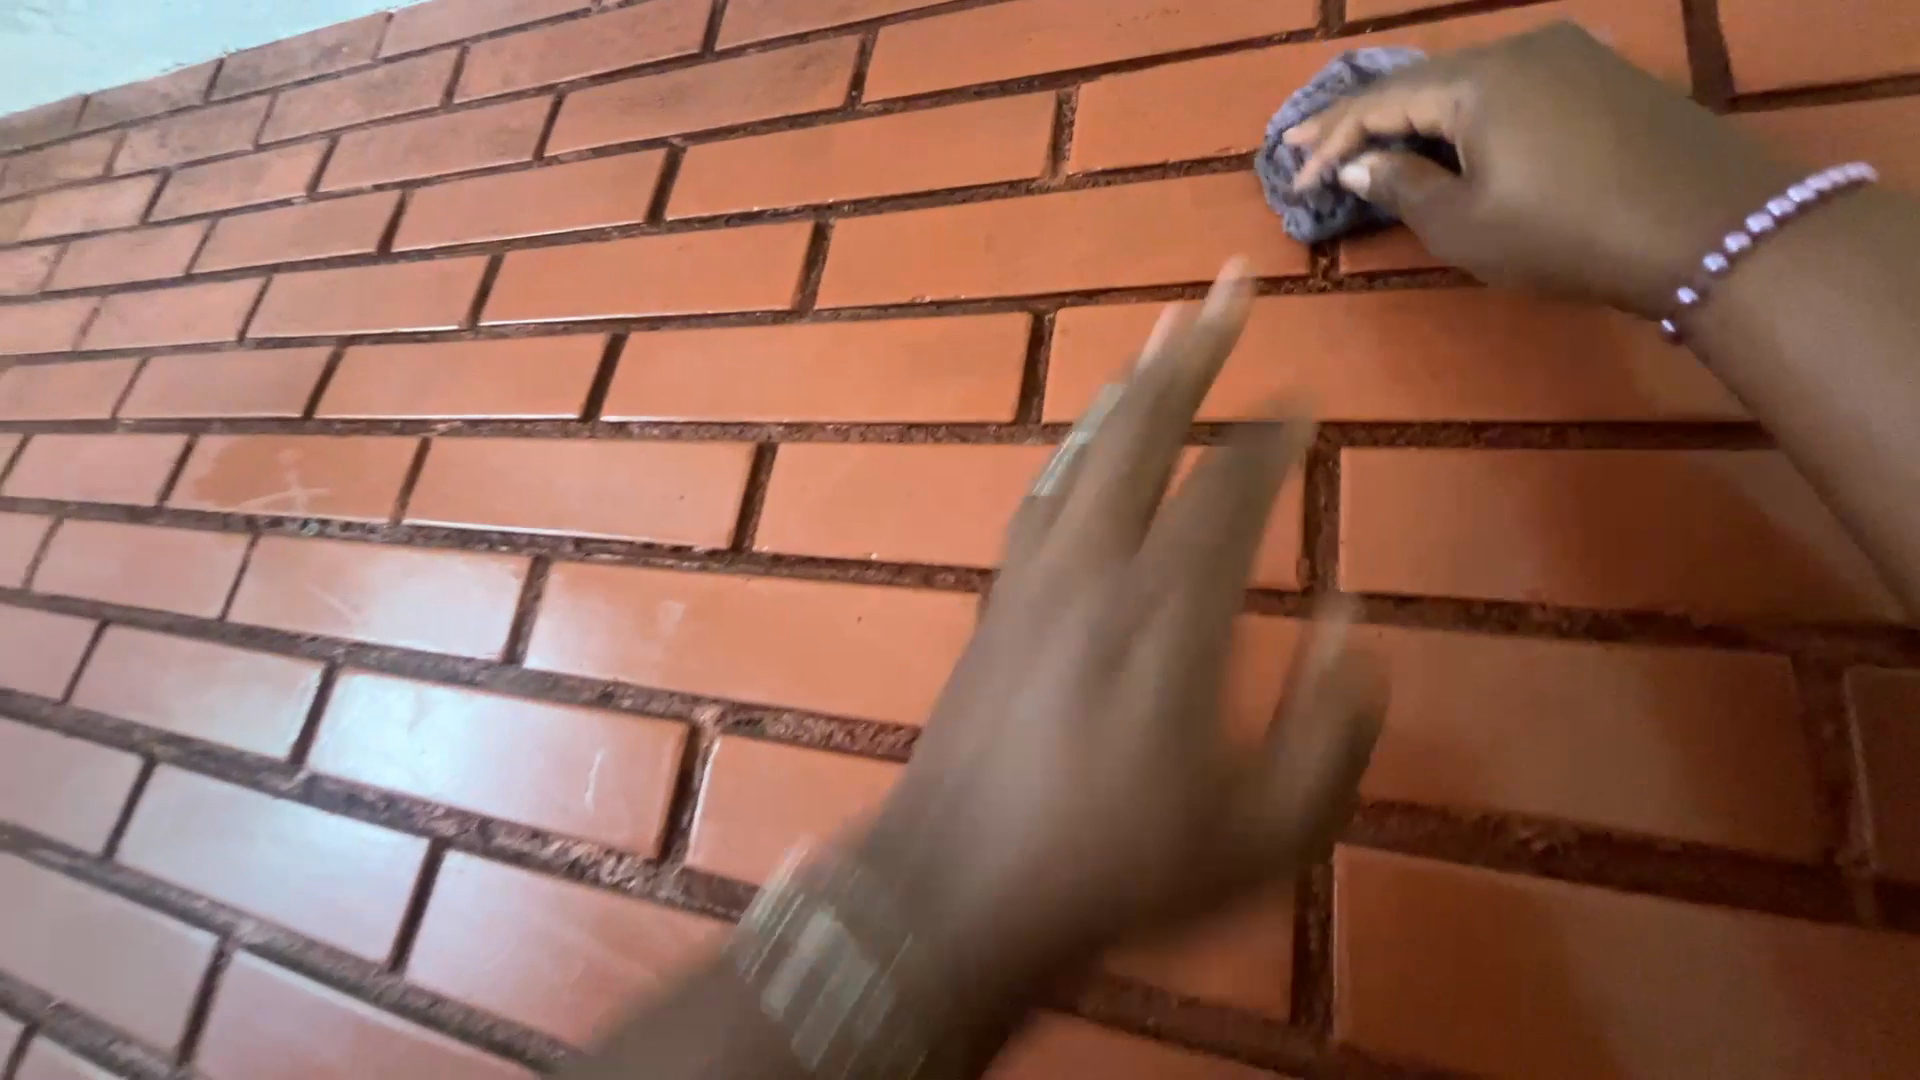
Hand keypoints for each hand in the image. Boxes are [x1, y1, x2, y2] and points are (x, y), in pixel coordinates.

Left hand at [847, 263, 1386, 1010]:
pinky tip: (1087, 436)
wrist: (961, 886)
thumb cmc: (1118, 869)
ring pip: (1086, 450)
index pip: (1232, 488)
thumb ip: (1329, 729)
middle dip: (1194, 354)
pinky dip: (1074, 450)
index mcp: (1172, 614)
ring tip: (1163, 331)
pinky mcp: (995, 598)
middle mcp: (1097, 569)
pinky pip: (1041, 496)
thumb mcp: (1264, 831)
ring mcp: (1034, 577)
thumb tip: (1357, 630)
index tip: (1304, 397)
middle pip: (1148, 431)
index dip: (1272, 435)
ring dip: (1130, 386)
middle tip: (1227, 287)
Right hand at [1286, 23, 1801, 317]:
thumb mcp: (1461, 223)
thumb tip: (1361, 163)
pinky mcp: (1596, 76)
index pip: (1379, 102)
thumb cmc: (1561, 233)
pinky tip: (1437, 135)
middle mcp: (1520, 48)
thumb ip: (1401, 185)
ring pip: (1461, 82)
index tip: (1291, 177)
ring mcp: (1567, 55)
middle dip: (1357, 117)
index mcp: (1478, 82)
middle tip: (1305, 143)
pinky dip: (1456, 114)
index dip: (1329, 141)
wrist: (1707, 228)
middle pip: (1418, 82)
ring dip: (1406, 115)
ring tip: (1362, 142)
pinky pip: (1503, 87)